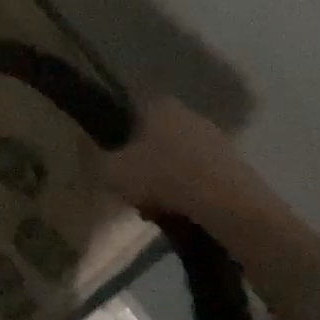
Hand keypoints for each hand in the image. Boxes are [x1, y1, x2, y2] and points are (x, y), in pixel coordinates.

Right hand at [95, 98, 260, 219]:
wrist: (228, 205)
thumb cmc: (163, 178)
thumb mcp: (111, 172)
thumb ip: (93, 160)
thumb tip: (83, 149)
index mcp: (159, 106)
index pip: (131, 111)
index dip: (119, 136)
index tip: (113, 160)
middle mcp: (189, 114)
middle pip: (155, 137)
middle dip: (144, 162)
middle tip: (132, 188)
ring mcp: (216, 139)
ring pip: (178, 159)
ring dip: (166, 180)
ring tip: (157, 208)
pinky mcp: (236, 166)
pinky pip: (201, 177)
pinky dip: (190, 192)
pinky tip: (183, 213)